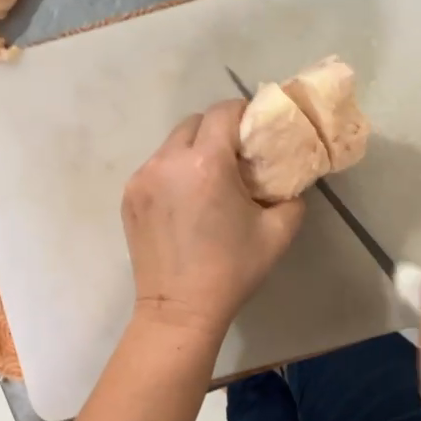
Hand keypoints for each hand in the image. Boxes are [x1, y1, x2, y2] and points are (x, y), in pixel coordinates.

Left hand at [123, 101, 305, 337]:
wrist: (179, 309)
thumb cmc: (232, 270)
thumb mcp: (278, 231)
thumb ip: (290, 195)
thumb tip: (287, 178)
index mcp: (207, 163)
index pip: (224, 111)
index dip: (243, 113)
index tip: (255, 130)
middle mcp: (169, 161)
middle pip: (194, 122)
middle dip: (217, 130)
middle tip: (235, 155)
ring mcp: (143, 178)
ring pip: (171, 144)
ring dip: (193, 151)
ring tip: (208, 179)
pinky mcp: (129, 196)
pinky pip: (155, 168)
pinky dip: (173, 172)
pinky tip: (185, 200)